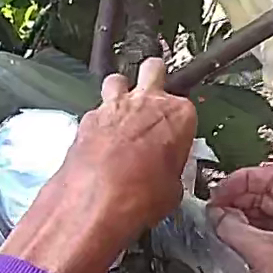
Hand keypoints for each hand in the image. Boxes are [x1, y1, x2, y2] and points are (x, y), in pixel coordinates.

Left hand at [0, 56, 196, 272]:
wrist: (97, 201)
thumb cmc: (140, 195)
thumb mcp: (173, 191)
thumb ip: (171, 171)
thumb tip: (166, 177)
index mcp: (177, 114)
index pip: (185, 109)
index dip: (179, 127)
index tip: (175, 142)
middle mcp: (146, 101)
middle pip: (154, 70)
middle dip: (154, 79)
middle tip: (153, 99)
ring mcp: (113, 106)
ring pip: (118, 80)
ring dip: (121, 94)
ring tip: (123, 116)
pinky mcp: (86, 119)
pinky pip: (95, 112)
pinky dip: (98, 124)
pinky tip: (100, 143)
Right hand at [209, 164, 272, 272]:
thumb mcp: (262, 254)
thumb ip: (234, 228)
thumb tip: (216, 214)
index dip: (243, 179)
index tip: (220, 191)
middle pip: (267, 192)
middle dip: (238, 196)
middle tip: (214, 207)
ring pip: (264, 212)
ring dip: (240, 213)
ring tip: (217, 221)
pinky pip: (265, 232)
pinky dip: (245, 230)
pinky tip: (229, 235)